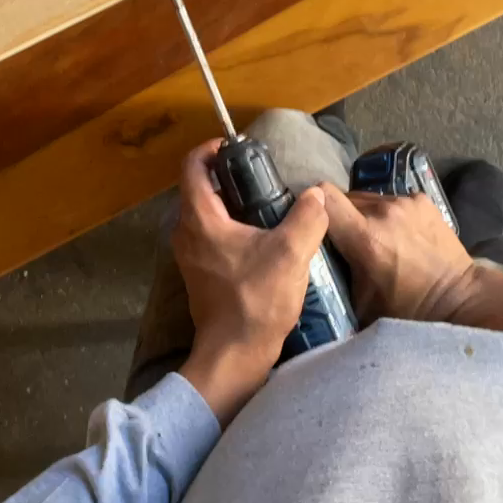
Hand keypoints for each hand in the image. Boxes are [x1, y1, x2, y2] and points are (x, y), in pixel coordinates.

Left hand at [173, 140, 328, 423]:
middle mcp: (186, 232)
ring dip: (232, 204)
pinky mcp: (200, 273)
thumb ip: (307, 217)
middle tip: (262, 175)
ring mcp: (189, 255)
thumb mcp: (290, 253)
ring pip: (206, 214)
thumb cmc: (256, 300)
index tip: (238, 148)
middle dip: (228, 176)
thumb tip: (317, 195)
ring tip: (268, 205)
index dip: (212, 148)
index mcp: (199, 218)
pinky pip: (211, 236)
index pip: (192, 165)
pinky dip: (231, 227)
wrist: (234, 355)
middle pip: (200, 188)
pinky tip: (263, 238)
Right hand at [317, 184, 502, 336]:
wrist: (462, 302)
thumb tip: (308, 260)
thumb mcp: (359, 303)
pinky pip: (391, 201)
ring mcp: (407, 202)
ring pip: (367, 198)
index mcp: (366, 238)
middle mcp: (385, 211)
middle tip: (343, 242)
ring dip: (363, 215)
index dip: (312, 206)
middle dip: (338, 216)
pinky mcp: (423, 200)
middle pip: (343, 197)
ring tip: (373, 242)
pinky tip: (397, 237)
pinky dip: (387, 215)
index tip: (310, 221)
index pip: (322, 196)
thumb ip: (333, 275)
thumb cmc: (407, 311)